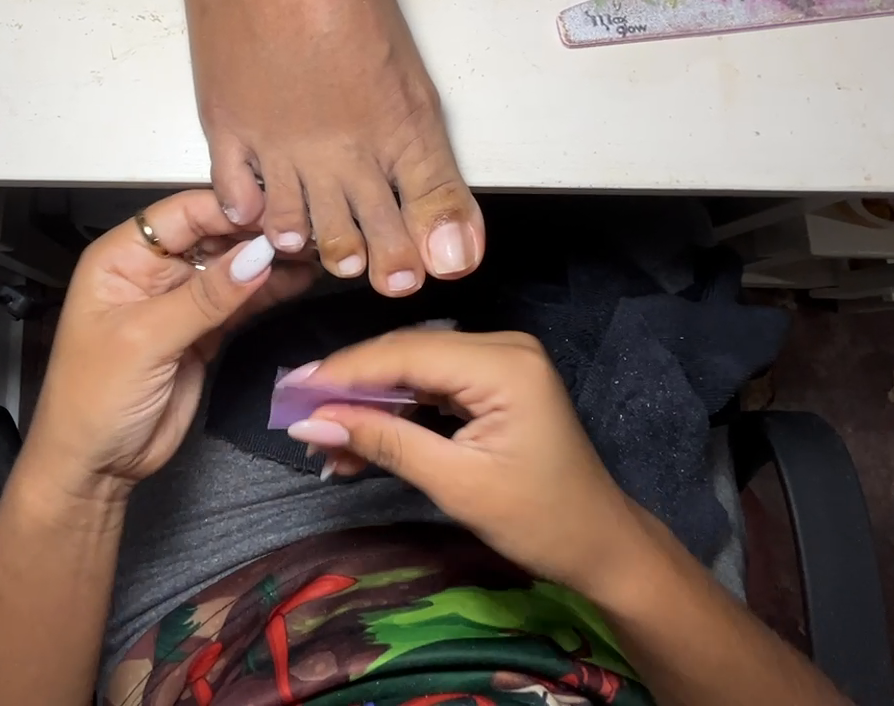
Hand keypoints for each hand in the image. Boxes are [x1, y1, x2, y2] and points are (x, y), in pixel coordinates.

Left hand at [20, 190, 314, 504]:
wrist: (97, 466)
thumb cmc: (92, 399)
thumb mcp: (145, 340)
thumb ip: (204, 297)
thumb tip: (257, 256)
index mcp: (122, 257)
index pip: (182, 214)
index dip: (229, 208)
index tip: (275, 209)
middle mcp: (153, 270)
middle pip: (213, 235)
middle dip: (256, 233)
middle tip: (305, 230)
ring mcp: (181, 300)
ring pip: (232, 268)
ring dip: (269, 261)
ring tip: (313, 251)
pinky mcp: (203, 330)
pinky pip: (241, 301)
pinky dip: (269, 292)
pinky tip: (299, 280)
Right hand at [281, 329, 647, 595]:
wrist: (603, 548)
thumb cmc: (540, 521)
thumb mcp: (456, 484)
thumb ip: (382, 442)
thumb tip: (309, 425)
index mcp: (502, 362)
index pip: (404, 354)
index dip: (343, 372)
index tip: (291, 392)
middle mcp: (500, 345)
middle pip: (405, 354)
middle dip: (350, 387)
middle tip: (297, 414)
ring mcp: (497, 359)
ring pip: (411, 368)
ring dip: (368, 402)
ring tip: (324, 440)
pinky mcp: (490, 378)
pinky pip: (429, 384)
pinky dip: (395, 410)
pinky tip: (360, 437)